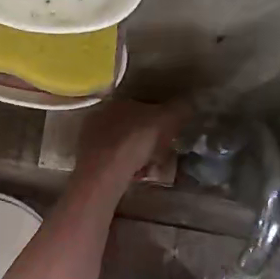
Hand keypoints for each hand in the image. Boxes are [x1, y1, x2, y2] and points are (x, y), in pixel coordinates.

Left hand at [72, 100, 192, 187]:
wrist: (104, 171)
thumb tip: (192, 101)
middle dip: (151, 141)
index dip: (160, 119)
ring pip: (125, 146)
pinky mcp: (88, 160)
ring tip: (152, 168)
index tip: (171, 133)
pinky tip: (137, 177)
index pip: (144, 106)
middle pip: (134, 128)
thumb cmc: (137, 140)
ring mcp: (91, 138)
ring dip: (141, 157)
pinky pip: (115, 162)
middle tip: (164, 153)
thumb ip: (181, 108)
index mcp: (118, 101)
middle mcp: (101, 116)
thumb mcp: (167, 119)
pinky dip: (128, 168)